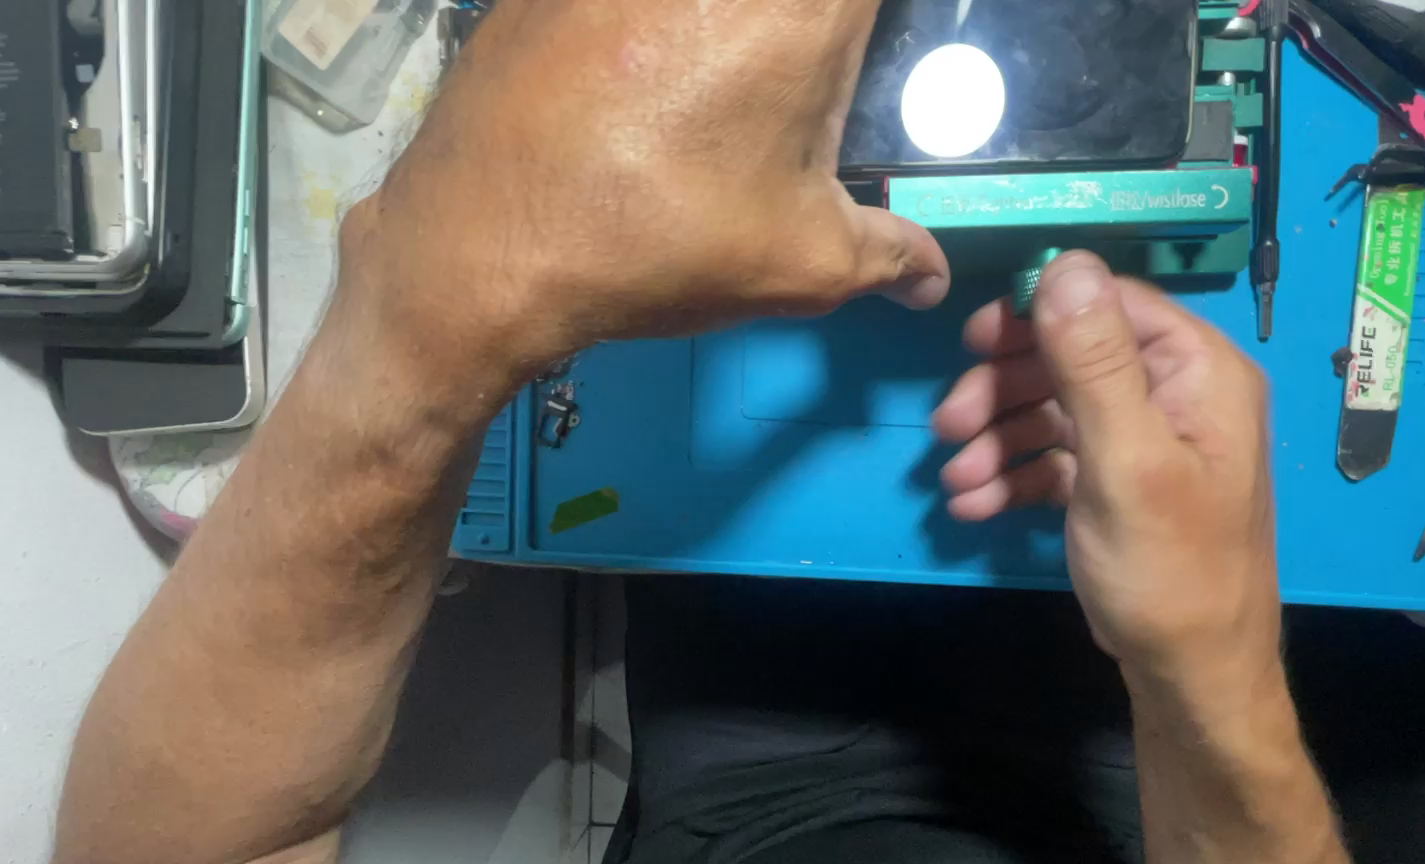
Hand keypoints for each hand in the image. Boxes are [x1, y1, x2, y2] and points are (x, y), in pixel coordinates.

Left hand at [332, 0, 949, 421]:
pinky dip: (662, 31)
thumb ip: (889, 255)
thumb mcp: (803, 265)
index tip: (852, 75)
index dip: (873, 33)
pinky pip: (637, 2)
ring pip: (718, 5)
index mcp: (807, 0)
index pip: (877, 1)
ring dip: (732, 37)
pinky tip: (643, 84)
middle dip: (804, 41)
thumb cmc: (668, 244)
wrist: (493, 243)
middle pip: (796, 5)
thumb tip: (930, 276)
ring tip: (712, 102)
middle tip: (794, 91)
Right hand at [930, 251, 1279, 689]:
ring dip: (994, 442)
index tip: (974, 339)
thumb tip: (1063, 263)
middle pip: (1067, 360)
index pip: (1109, 306)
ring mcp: (1133, 441)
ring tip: (955, 480)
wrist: (1185, 669)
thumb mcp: (1125, 462)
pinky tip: (973, 504)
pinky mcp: (1105, 482)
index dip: (1038, 314)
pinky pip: (1048, 460)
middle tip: (946, 424)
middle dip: (1001, 392)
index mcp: (1193, 372)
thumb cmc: (1167, 567)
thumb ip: (1093, 364)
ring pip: (1047, 413)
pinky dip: (1009, 476)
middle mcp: (1166, 395)